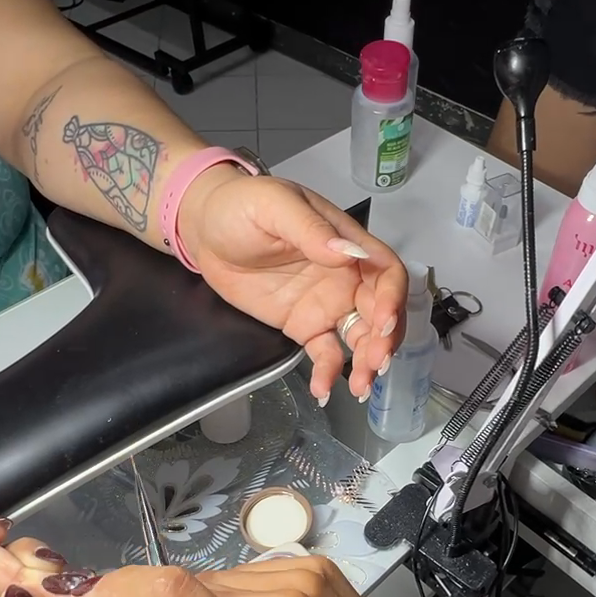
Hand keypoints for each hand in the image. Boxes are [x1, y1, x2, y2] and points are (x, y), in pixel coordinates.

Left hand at [180, 170, 408, 402]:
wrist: (204, 230)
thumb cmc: (241, 206)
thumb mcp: (275, 205)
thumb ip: (312, 230)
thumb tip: (347, 253)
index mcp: (347, 244)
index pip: (386, 272)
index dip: (391, 298)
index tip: (381, 321)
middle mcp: (345, 277)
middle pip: (380, 312)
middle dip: (385, 340)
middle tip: (375, 364)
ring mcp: (326, 305)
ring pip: (359, 338)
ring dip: (367, 363)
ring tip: (361, 388)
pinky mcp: (304, 327)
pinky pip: (325, 354)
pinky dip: (328, 373)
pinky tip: (324, 391)